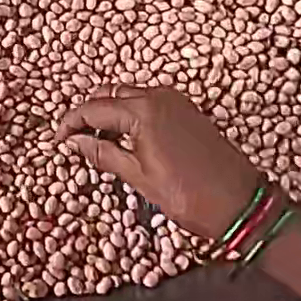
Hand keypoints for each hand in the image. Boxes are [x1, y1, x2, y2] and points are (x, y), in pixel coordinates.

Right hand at [55, 86, 265, 240]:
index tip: (59, 139)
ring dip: (109, 113)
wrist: (241, 205)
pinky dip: (130, 114)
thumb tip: (74, 142)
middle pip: (109, 95)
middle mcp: (158, 97)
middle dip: (89, 115)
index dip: (71, 123)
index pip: (93, 109)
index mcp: (142, 111)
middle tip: (75, 140)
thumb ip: (102, 153)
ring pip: (128, 96)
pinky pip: (148, 102)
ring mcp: (175, 102)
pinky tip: (125, 138)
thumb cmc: (189, 195)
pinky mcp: (186, 111)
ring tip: (98, 142)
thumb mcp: (138, 177)